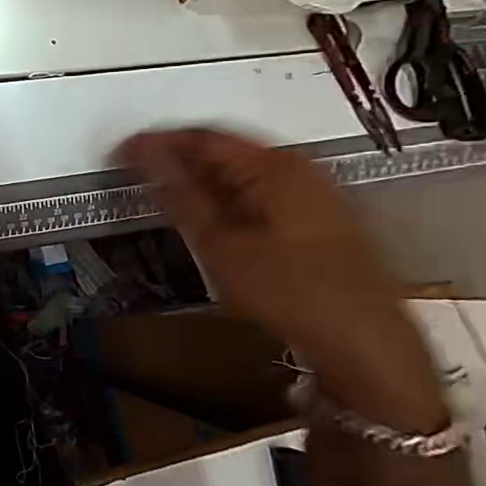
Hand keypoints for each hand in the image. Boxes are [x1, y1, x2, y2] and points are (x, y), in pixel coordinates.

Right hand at [117, 129, 447, 432]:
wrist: (367, 349)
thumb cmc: (292, 293)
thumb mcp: (219, 243)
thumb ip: (176, 191)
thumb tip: (140, 153)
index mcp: (276, 165)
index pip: (201, 136)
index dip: (154, 142)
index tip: (118, 153)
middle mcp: (299, 168)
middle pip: (222, 150)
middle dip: (174, 160)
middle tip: (132, 175)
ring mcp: (314, 192)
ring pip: (239, 172)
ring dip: (197, 181)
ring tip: (159, 197)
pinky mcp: (317, 216)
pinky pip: (257, 191)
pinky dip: (223, 198)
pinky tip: (202, 218)